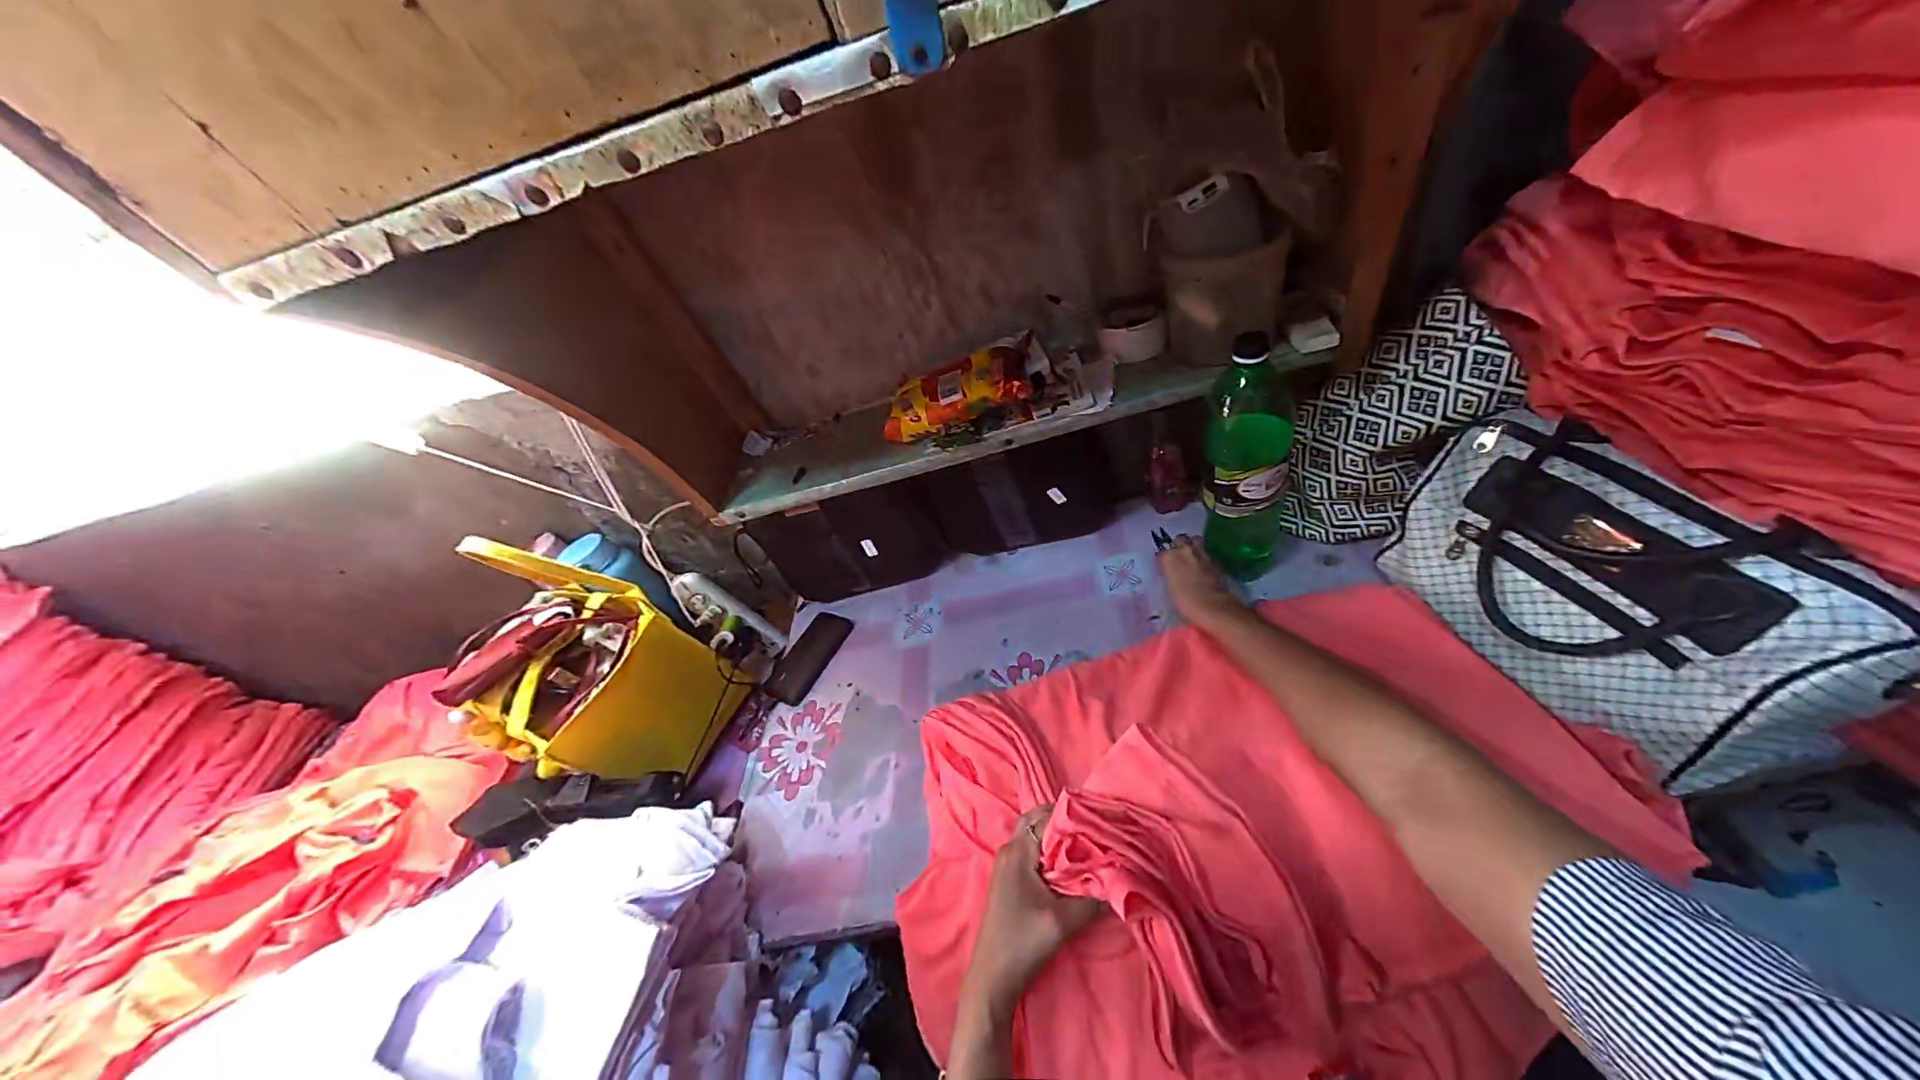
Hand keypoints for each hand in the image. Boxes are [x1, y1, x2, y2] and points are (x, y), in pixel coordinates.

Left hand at [968, 805, 1105, 1000]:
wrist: (993, 976)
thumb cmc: (1023, 942)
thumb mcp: (1064, 921)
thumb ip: (1092, 899)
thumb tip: (1118, 883)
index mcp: (1017, 852)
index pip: (1045, 817)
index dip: (1072, 814)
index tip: (1098, 818)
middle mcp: (1009, 851)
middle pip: (1037, 821)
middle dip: (1064, 820)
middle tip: (1093, 827)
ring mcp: (1007, 865)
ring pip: (1034, 837)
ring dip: (1057, 837)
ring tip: (1086, 843)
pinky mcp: (1010, 880)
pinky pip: (1033, 853)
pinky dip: (1051, 851)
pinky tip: (1070, 865)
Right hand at [1159, 536, 1247, 630]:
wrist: (1211, 605)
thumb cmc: (1184, 601)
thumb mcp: (1169, 588)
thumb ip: (1169, 575)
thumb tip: (1171, 572)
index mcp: (1169, 557)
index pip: (1161, 552)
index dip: (1163, 559)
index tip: (1164, 566)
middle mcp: (1184, 551)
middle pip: (1180, 539)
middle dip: (1179, 545)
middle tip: (1179, 555)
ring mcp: (1201, 553)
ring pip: (1195, 540)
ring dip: (1193, 545)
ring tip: (1192, 555)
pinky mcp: (1215, 559)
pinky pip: (1206, 552)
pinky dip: (1204, 556)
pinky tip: (1204, 565)